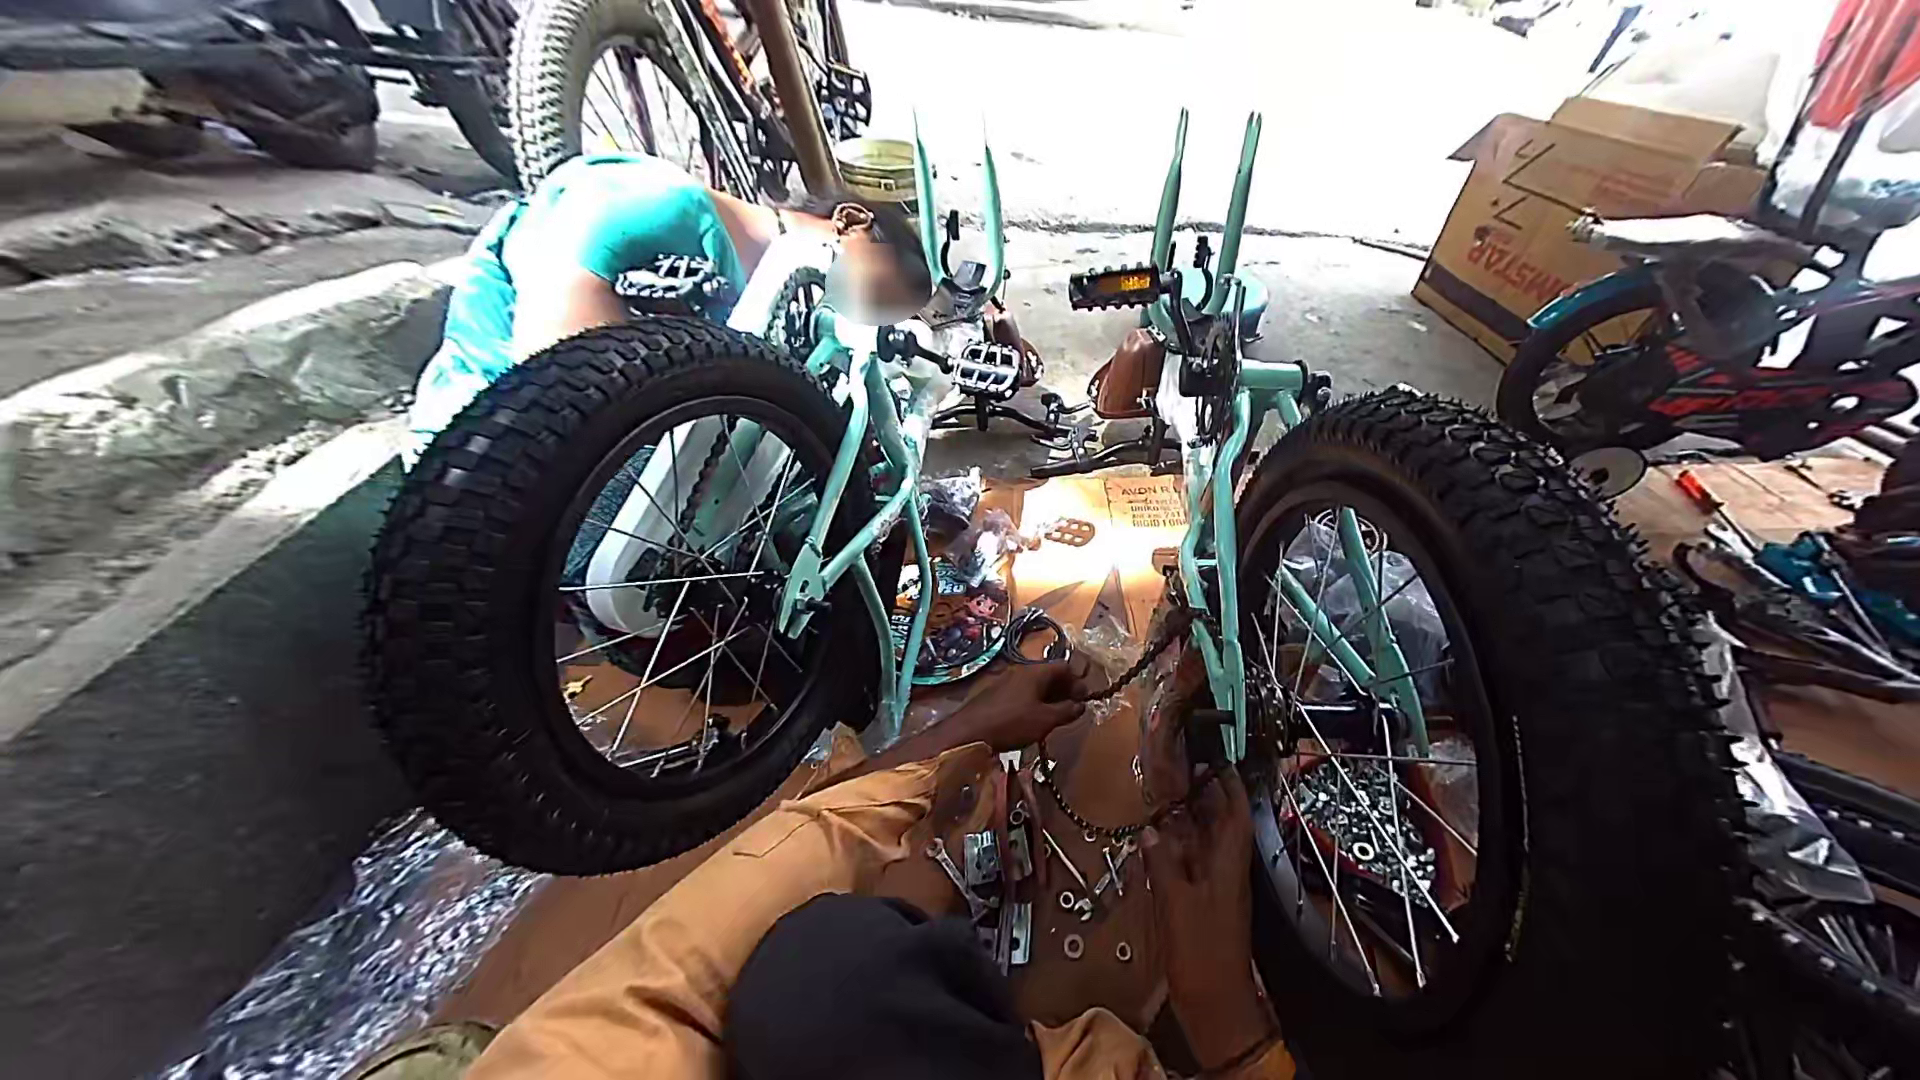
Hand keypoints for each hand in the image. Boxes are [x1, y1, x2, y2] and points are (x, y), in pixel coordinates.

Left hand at [947, 656, 1091, 751]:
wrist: (970, 731)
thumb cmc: (1011, 722)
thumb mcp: (1045, 720)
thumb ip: (1066, 711)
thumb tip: (1081, 705)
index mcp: (1035, 671)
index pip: (1064, 666)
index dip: (1077, 681)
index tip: (1084, 699)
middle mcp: (1021, 670)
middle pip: (1049, 674)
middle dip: (1064, 689)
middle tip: (1072, 709)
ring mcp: (1006, 680)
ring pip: (1035, 684)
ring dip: (1049, 697)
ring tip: (1056, 716)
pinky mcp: (996, 693)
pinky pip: (1022, 692)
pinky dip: (1034, 701)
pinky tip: (1034, 718)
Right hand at [1144, 766, 1272, 1070]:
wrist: (1216, 1007)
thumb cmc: (1201, 953)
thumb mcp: (1176, 905)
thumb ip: (1163, 864)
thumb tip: (1150, 830)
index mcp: (1229, 868)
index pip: (1236, 816)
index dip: (1229, 786)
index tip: (1216, 758)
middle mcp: (1227, 872)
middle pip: (1222, 824)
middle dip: (1207, 795)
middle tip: (1182, 768)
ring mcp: (1217, 887)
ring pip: (1208, 841)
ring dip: (1192, 817)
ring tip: (1169, 792)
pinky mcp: (1205, 901)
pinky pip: (1195, 860)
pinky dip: (1181, 843)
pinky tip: (1162, 836)